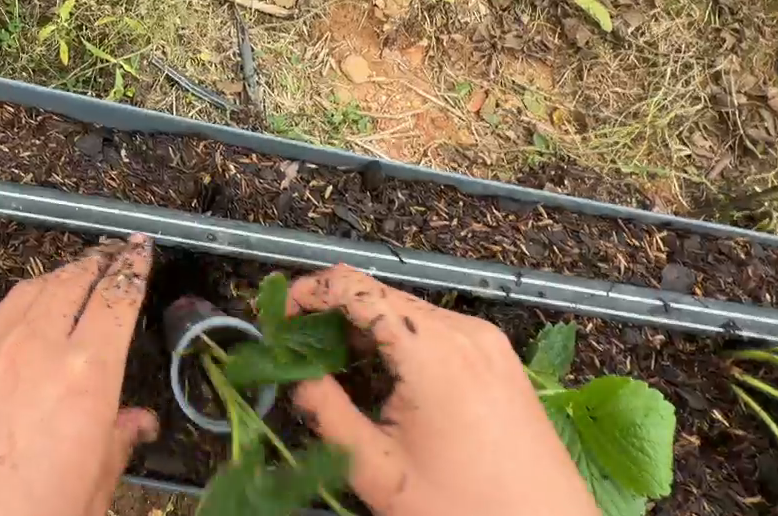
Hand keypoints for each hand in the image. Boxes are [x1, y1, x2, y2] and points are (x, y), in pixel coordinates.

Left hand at [0, 236, 158, 515]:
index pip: (115, 301)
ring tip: (73, 275)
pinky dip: (19, 307)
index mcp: (85, 377)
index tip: (140, 248)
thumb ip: (115, 447)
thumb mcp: (90, 497)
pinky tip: (21, 321)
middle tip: (111, 253)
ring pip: (30, 290)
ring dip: (58, 277)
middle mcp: (36, 345)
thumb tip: (139, 420)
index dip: (132, 269)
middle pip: (71, 282)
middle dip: (96, 262)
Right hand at [289, 265, 596, 515]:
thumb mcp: (378, 472)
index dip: (306, 292)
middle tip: (303, 354)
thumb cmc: (465, 513)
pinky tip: (386, 380)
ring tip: (341, 373)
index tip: (280, 323)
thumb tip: (292, 372)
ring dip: (362, 329)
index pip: (351, 285)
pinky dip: (395, 340)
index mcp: (431, 348)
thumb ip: (325, 412)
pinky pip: (430, 328)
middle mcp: (461, 328)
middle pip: (374, 294)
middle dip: (330, 316)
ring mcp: (485, 339)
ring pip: (401, 309)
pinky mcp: (498, 356)